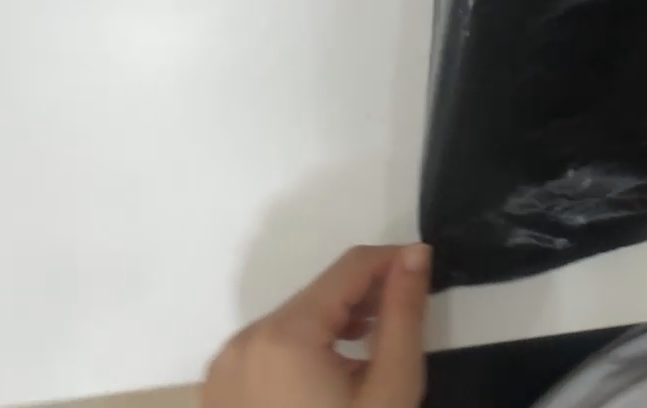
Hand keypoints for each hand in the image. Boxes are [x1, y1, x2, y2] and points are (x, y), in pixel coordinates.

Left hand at [205, 244, 431, 407]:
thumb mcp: (391, 385)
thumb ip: (404, 310)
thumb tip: (416, 252)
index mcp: (284, 334)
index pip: (353, 265)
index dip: (398, 261)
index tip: (428, 279)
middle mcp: (243, 341)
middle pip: (323, 290)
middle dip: (369, 296)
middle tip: (403, 327)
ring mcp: (223, 371)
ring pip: (299, 316)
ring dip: (342, 320)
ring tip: (372, 353)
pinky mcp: (218, 394)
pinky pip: (273, 346)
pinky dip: (310, 346)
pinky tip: (334, 379)